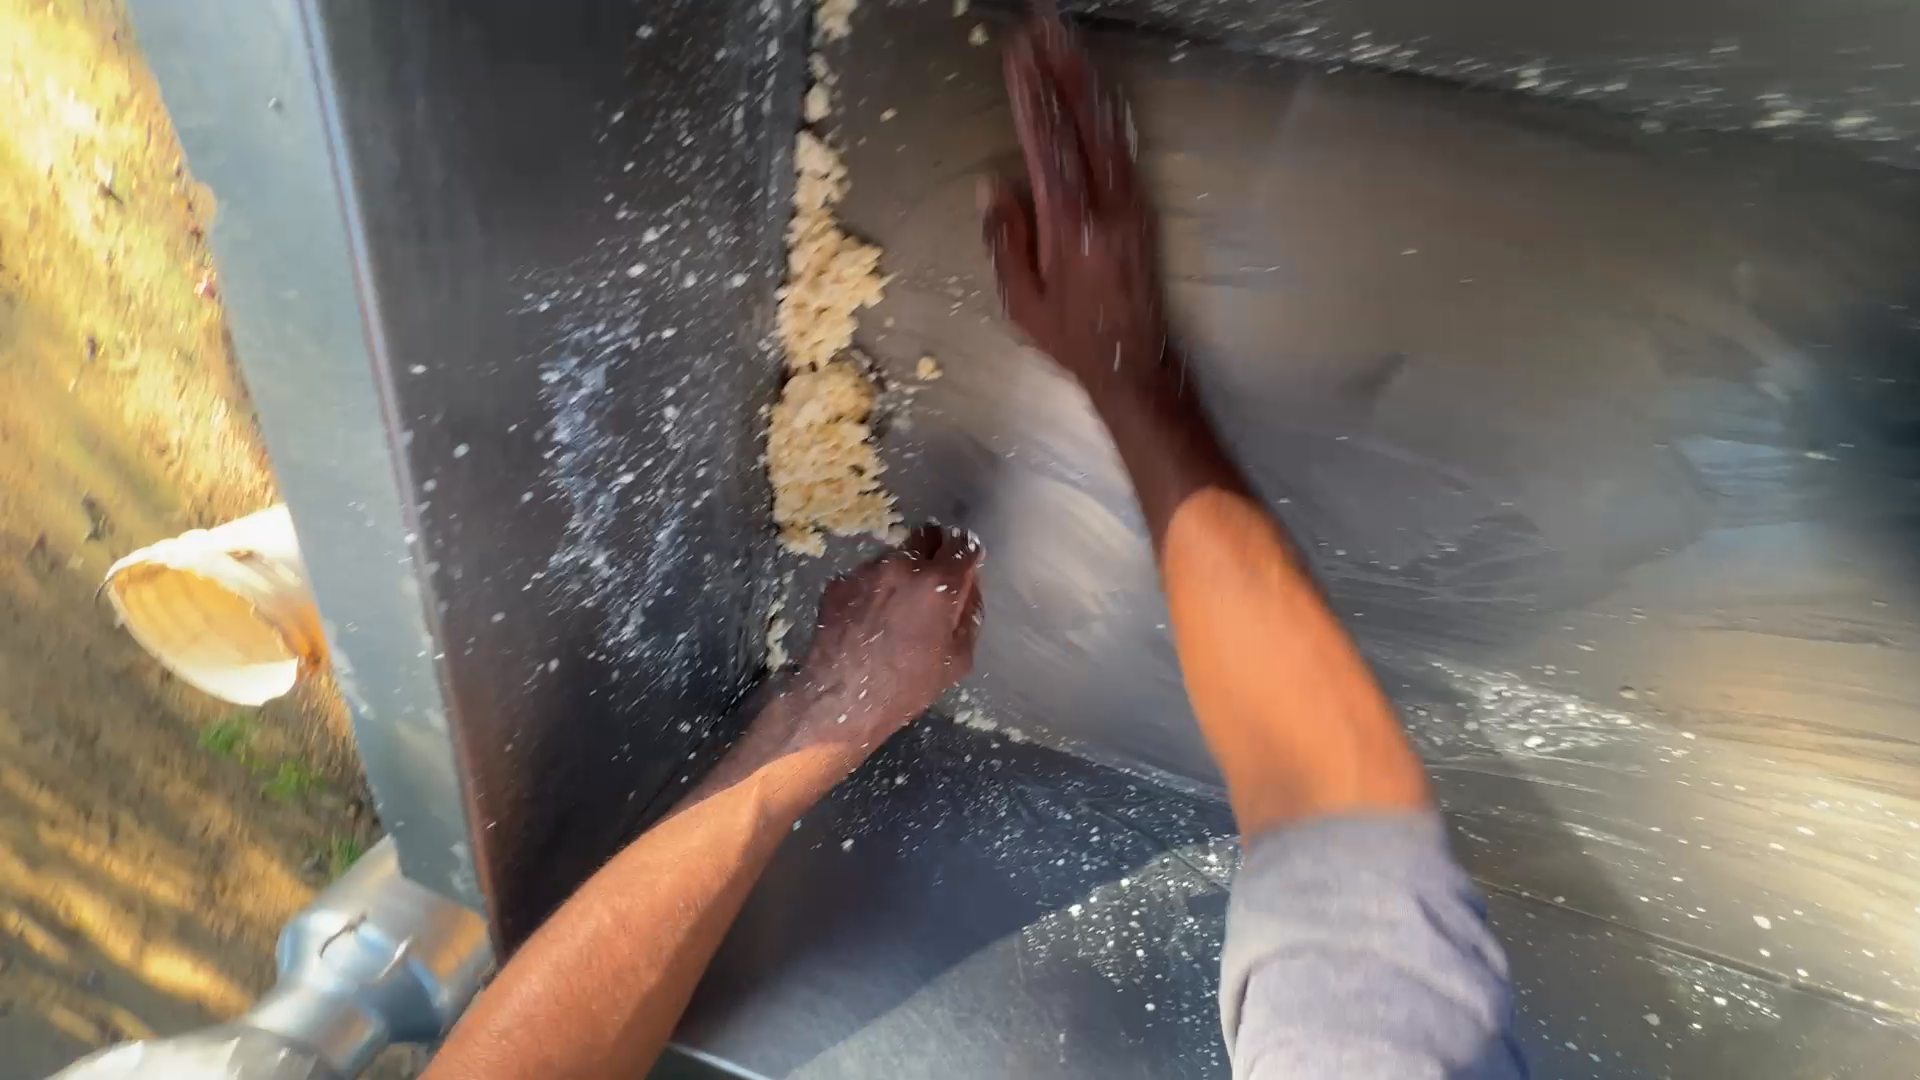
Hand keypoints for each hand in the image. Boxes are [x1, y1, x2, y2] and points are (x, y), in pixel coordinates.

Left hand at [787, 525, 983, 756]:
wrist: (840, 701)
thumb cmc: (907, 686)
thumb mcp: (958, 659)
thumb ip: (970, 614)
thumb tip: (970, 585)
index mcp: (939, 583)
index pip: (963, 545)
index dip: (968, 552)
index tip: (966, 563)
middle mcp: (902, 565)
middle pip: (927, 535)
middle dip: (936, 549)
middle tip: (934, 578)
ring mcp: (866, 571)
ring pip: (894, 556)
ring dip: (902, 572)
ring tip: (896, 608)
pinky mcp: (839, 582)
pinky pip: (866, 576)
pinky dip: (874, 588)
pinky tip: (870, 617)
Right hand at [983, 17, 1165, 396]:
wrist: (1133, 360)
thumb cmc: (1070, 338)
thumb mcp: (1022, 302)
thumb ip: (1006, 241)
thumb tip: (993, 186)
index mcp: (1071, 226)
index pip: (1047, 144)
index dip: (1031, 95)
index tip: (1017, 54)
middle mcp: (1108, 203)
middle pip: (1086, 119)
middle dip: (1063, 67)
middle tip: (1044, 23)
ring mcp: (1132, 202)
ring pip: (1111, 126)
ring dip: (1087, 79)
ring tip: (1067, 41)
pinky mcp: (1142, 207)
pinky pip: (1122, 146)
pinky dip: (1106, 110)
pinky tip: (1095, 90)